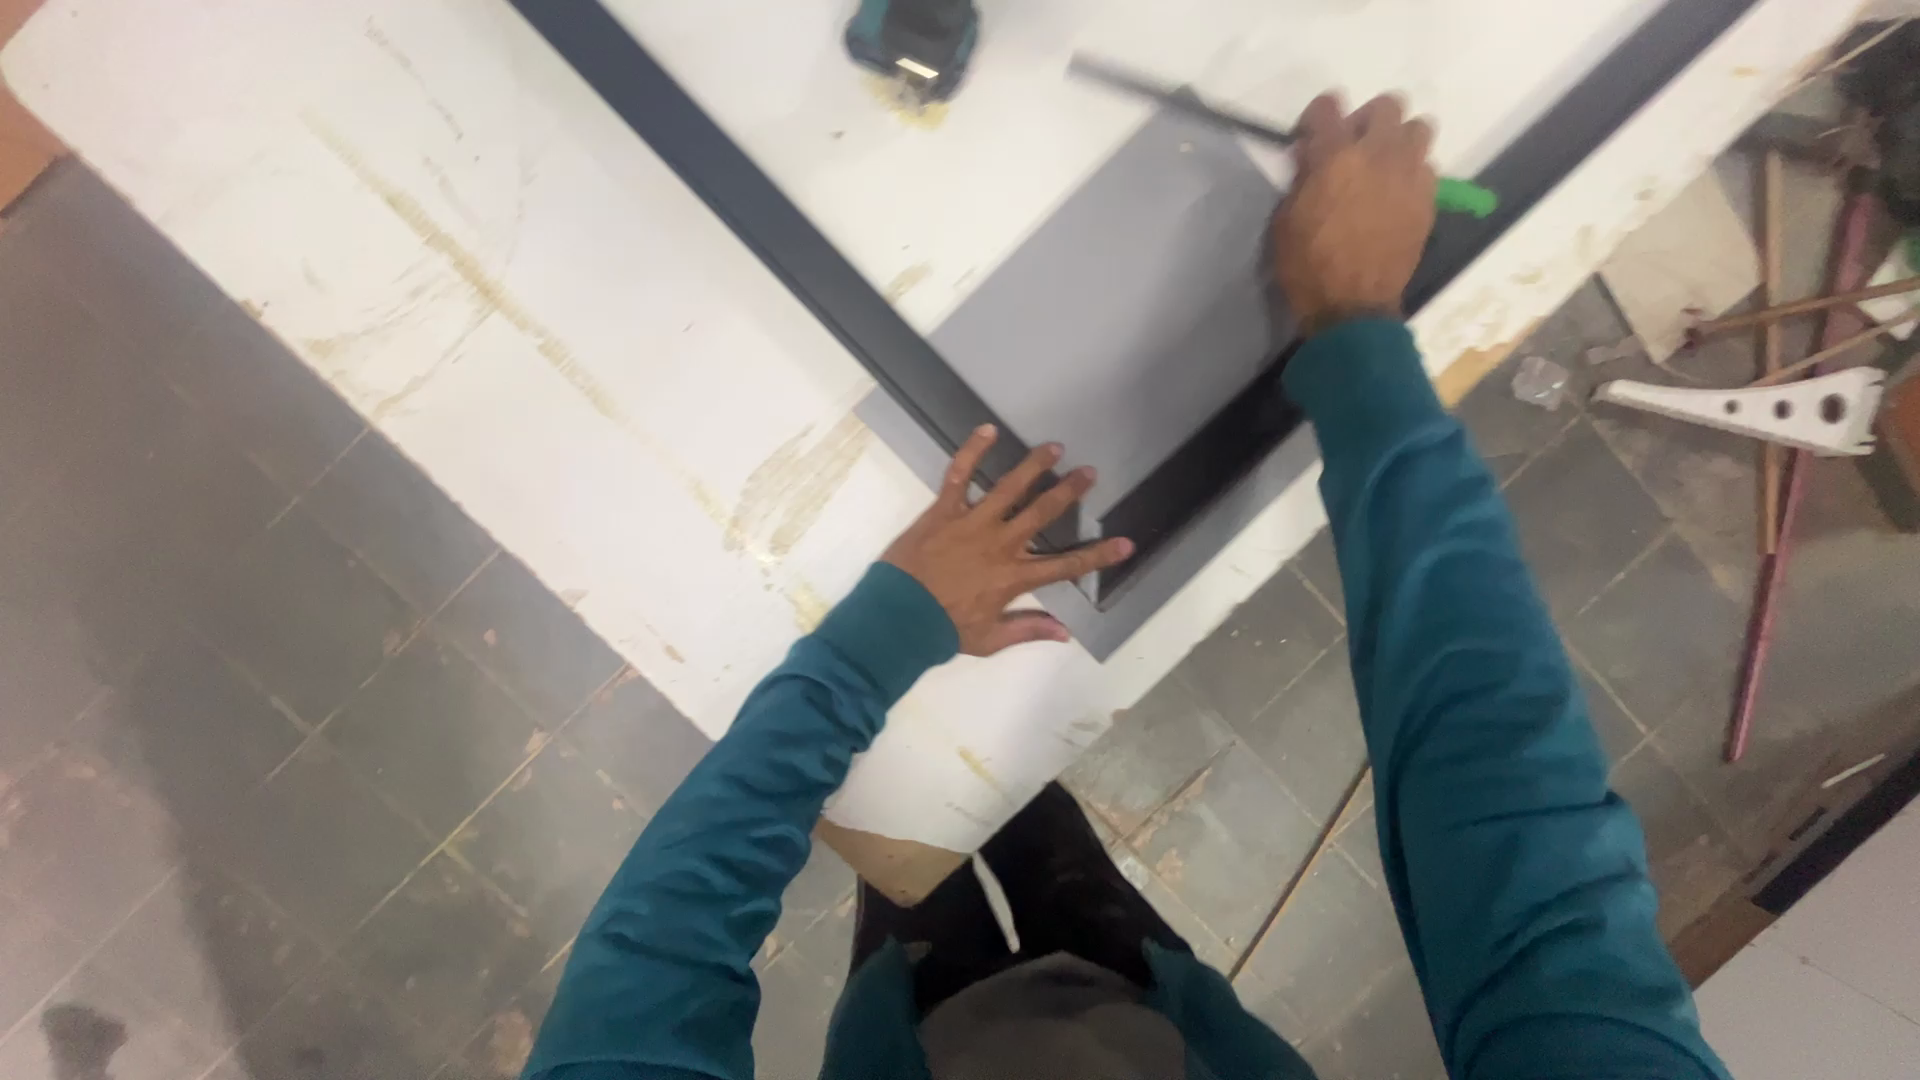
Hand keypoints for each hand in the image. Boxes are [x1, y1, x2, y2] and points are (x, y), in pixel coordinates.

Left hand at [882, 425, 1133, 655]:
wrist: (896, 617)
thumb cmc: (942, 630)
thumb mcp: (989, 639)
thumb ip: (1027, 630)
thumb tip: (1064, 633)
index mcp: (1014, 577)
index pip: (1066, 565)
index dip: (1098, 555)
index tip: (1125, 544)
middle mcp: (1000, 544)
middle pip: (1042, 513)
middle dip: (1069, 491)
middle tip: (1089, 471)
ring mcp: (972, 523)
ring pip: (1009, 488)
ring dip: (1034, 466)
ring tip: (1054, 447)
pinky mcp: (944, 510)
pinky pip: (959, 475)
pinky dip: (971, 451)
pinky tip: (986, 430)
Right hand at [1274, 93, 1436, 336]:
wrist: (1351, 306)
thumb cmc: (1307, 268)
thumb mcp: (1286, 222)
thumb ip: (1301, 180)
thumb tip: (1311, 158)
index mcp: (1335, 158)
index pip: (1328, 106)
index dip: (1316, 116)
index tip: (1309, 136)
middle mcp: (1379, 154)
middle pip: (1386, 105)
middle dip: (1365, 121)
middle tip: (1351, 149)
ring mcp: (1410, 174)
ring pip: (1417, 128)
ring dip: (1397, 140)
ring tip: (1380, 167)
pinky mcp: (1428, 197)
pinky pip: (1427, 166)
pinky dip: (1410, 172)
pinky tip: (1394, 195)